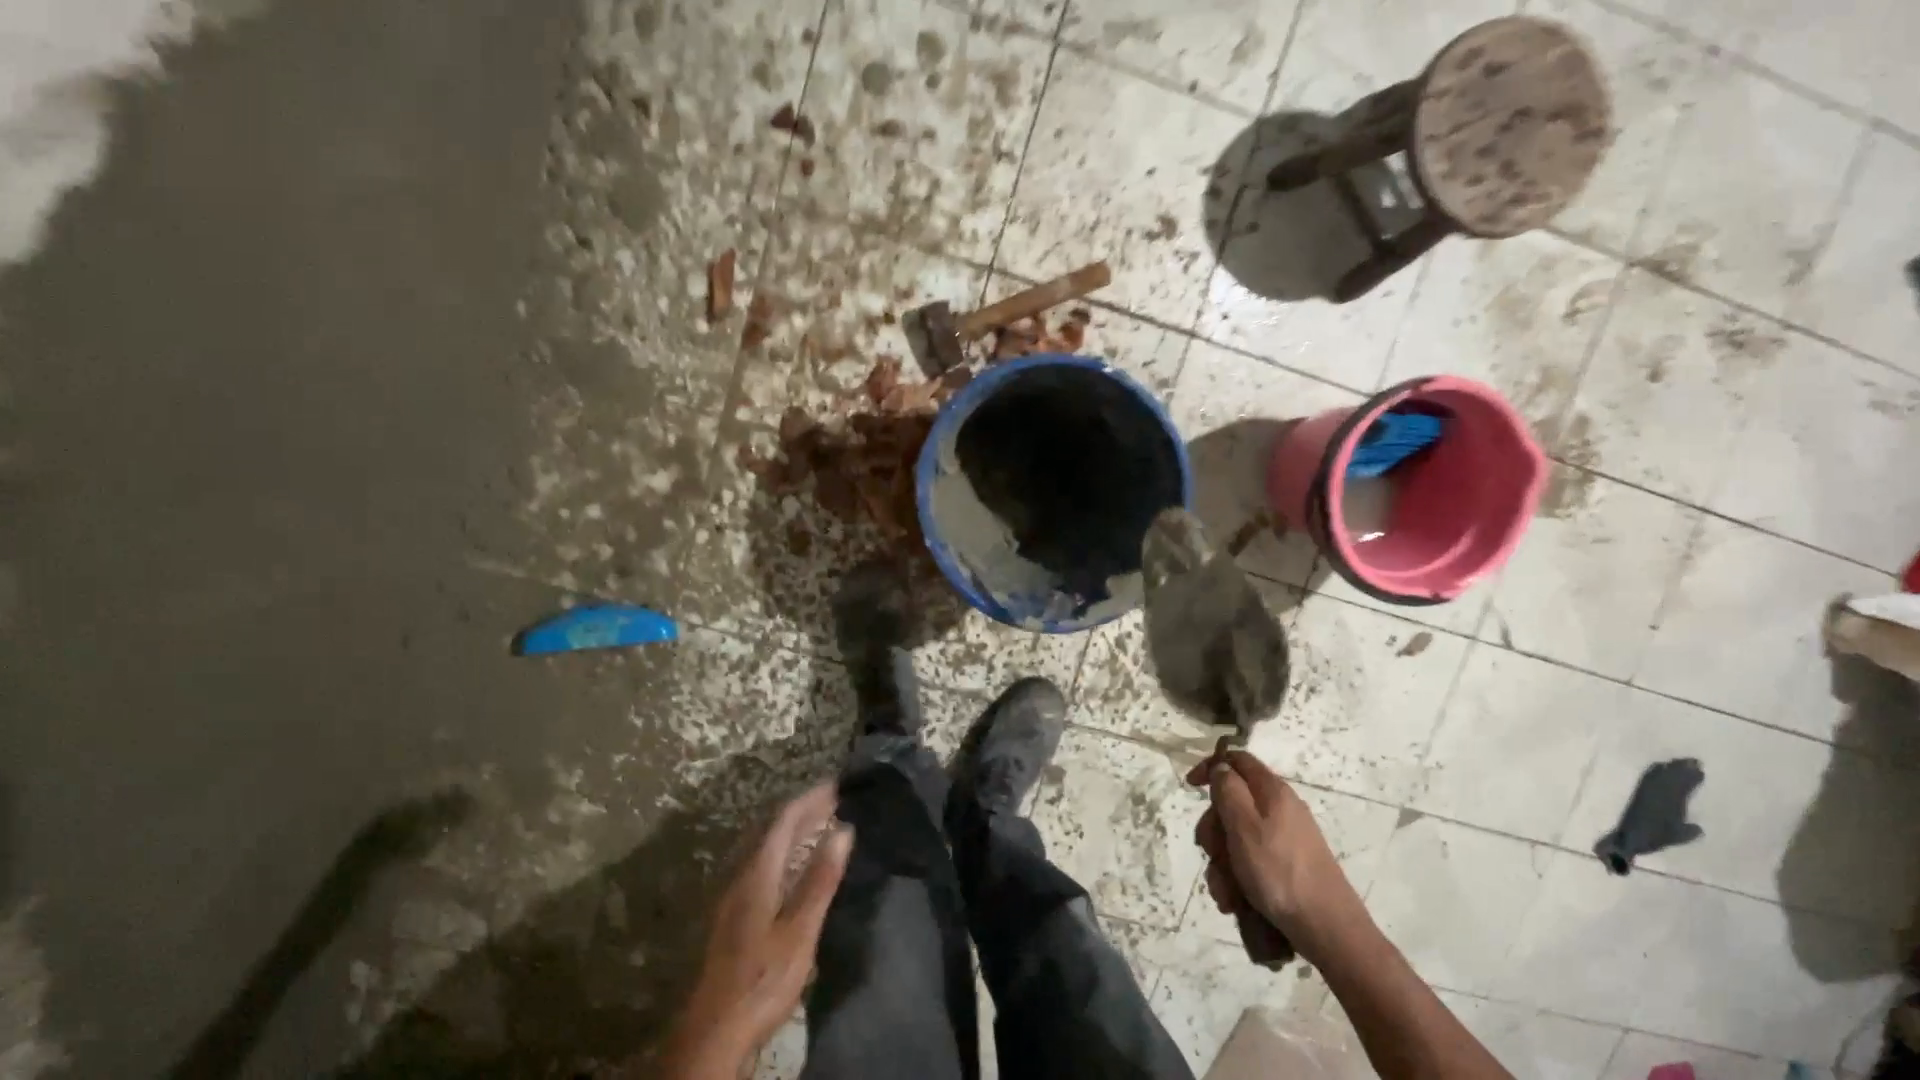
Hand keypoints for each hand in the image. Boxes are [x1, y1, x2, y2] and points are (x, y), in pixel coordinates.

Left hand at [660, 783, 852, 1077]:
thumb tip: (843, 829)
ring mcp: (735, 896)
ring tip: (821, 824)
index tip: (837, 783)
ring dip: (793, 830)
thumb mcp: (800, 930)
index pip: (784, 821)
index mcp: (757, 874)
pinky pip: (763, 865)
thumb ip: (820, 880)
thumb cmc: (764, 978)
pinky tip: (796, 866)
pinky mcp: (735, 915)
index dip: (810, 799)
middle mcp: (741, 877)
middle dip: (803, 810)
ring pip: (765, 848)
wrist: (717, 1028)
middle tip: (834, 799)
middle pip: (771, 830)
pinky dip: (785, 852)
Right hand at [1186, 751, 1364, 955]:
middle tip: (1211, 852)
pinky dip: (1238, 877)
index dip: (1211, 767)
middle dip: (1214, 830)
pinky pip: (1251, 860)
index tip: (1190, 787)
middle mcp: (1280, 809)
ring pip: (1237, 837)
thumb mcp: (1244, 827)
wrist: (1325, 926)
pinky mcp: (1286, 864)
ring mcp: (1285, 837)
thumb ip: (1228, 791)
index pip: (1238, 760)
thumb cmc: (1279, 872)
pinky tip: (1235, 900)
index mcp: (1272, 792)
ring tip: (1225, 891)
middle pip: (1232, 803)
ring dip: (1222, 863)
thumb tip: (1221, 767)